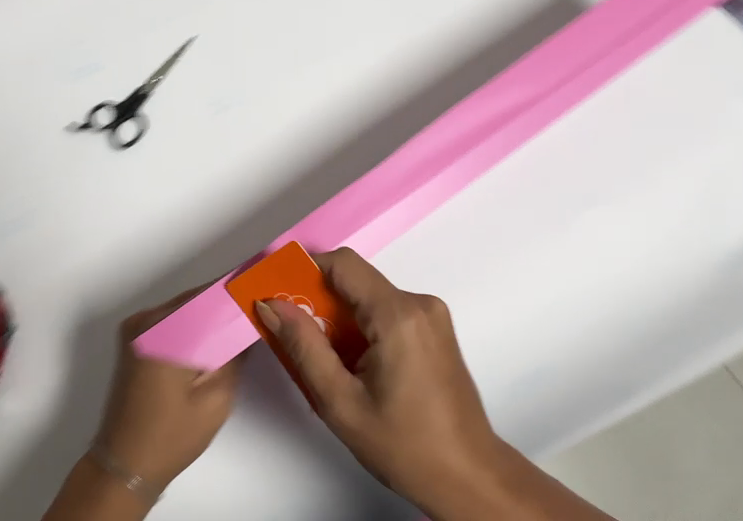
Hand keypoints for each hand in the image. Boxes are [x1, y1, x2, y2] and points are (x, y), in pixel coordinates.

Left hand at [94, 287, 246, 489]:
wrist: (125, 465)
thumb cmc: (172, 436)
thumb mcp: (216, 398)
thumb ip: (234, 354)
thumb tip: (249, 322)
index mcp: (162, 330)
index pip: (209, 297)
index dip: (238, 292)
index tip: (265, 289)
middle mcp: (145, 319)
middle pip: (196, 300)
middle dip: (227, 303)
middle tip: (260, 306)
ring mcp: (136, 328)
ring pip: (185, 309)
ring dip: (212, 314)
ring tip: (245, 320)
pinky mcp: (136, 341)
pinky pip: (173, 322)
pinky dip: (195, 326)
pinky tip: (218, 336)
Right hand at [257, 249, 552, 519]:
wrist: (469, 477)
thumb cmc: (406, 446)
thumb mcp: (341, 402)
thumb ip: (303, 347)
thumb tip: (272, 304)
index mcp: (398, 315)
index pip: (342, 264)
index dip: (305, 271)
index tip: (279, 294)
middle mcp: (419, 303)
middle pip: (355, 281)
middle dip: (319, 303)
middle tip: (295, 339)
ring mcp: (431, 316)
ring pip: (369, 298)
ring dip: (340, 320)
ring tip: (327, 364)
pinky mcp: (435, 330)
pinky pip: (386, 312)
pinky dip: (362, 329)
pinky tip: (355, 368)